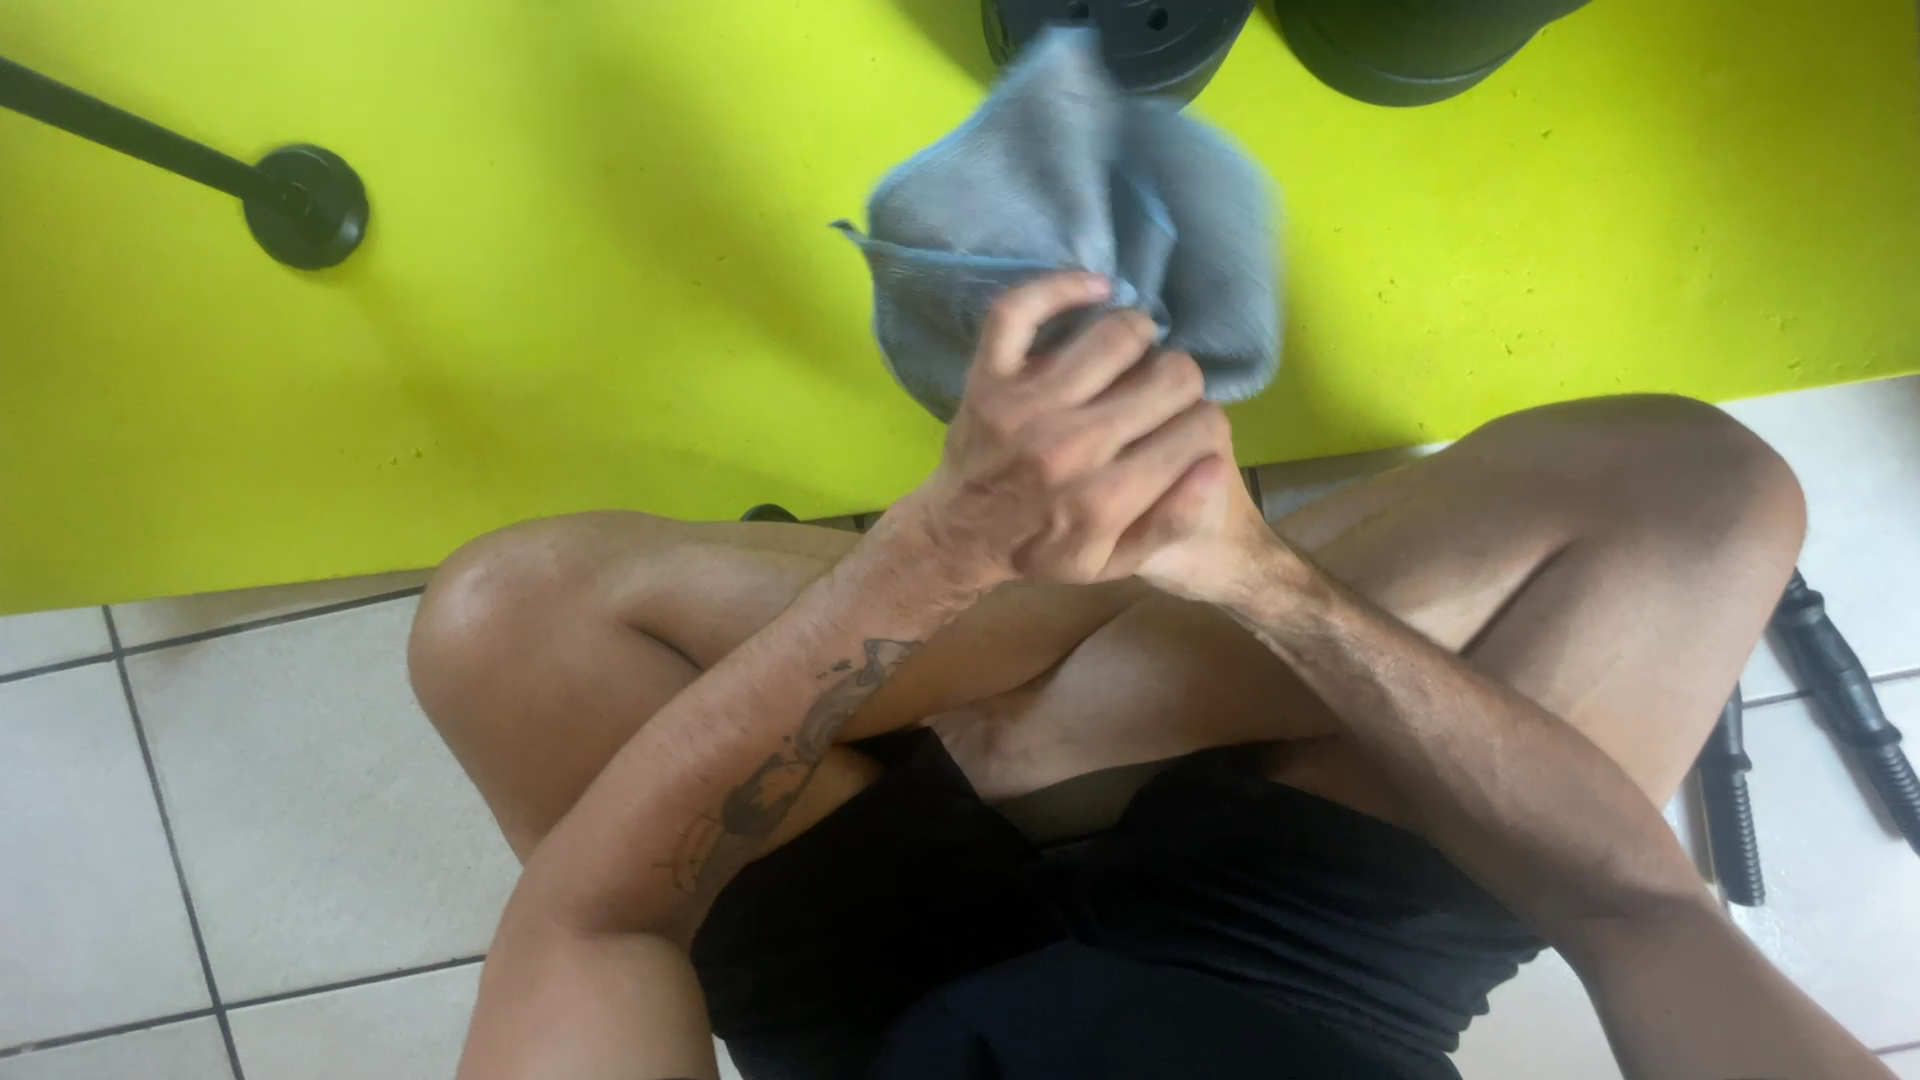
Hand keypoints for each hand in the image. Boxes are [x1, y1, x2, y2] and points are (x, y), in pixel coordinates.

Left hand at [901, 272, 1243, 589]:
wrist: (962, 534)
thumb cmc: (1043, 549)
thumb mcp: (1112, 562)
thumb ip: (1171, 522)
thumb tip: (1216, 463)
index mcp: (1107, 498)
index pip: (1200, 427)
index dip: (1204, 423)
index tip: (1185, 427)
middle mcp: (1070, 445)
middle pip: (1171, 376)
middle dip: (1180, 382)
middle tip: (1159, 394)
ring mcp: (1024, 406)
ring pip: (1117, 334)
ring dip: (1139, 335)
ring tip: (1133, 355)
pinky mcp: (988, 378)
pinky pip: (1021, 309)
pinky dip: (1061, 286)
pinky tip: (1095, 288)